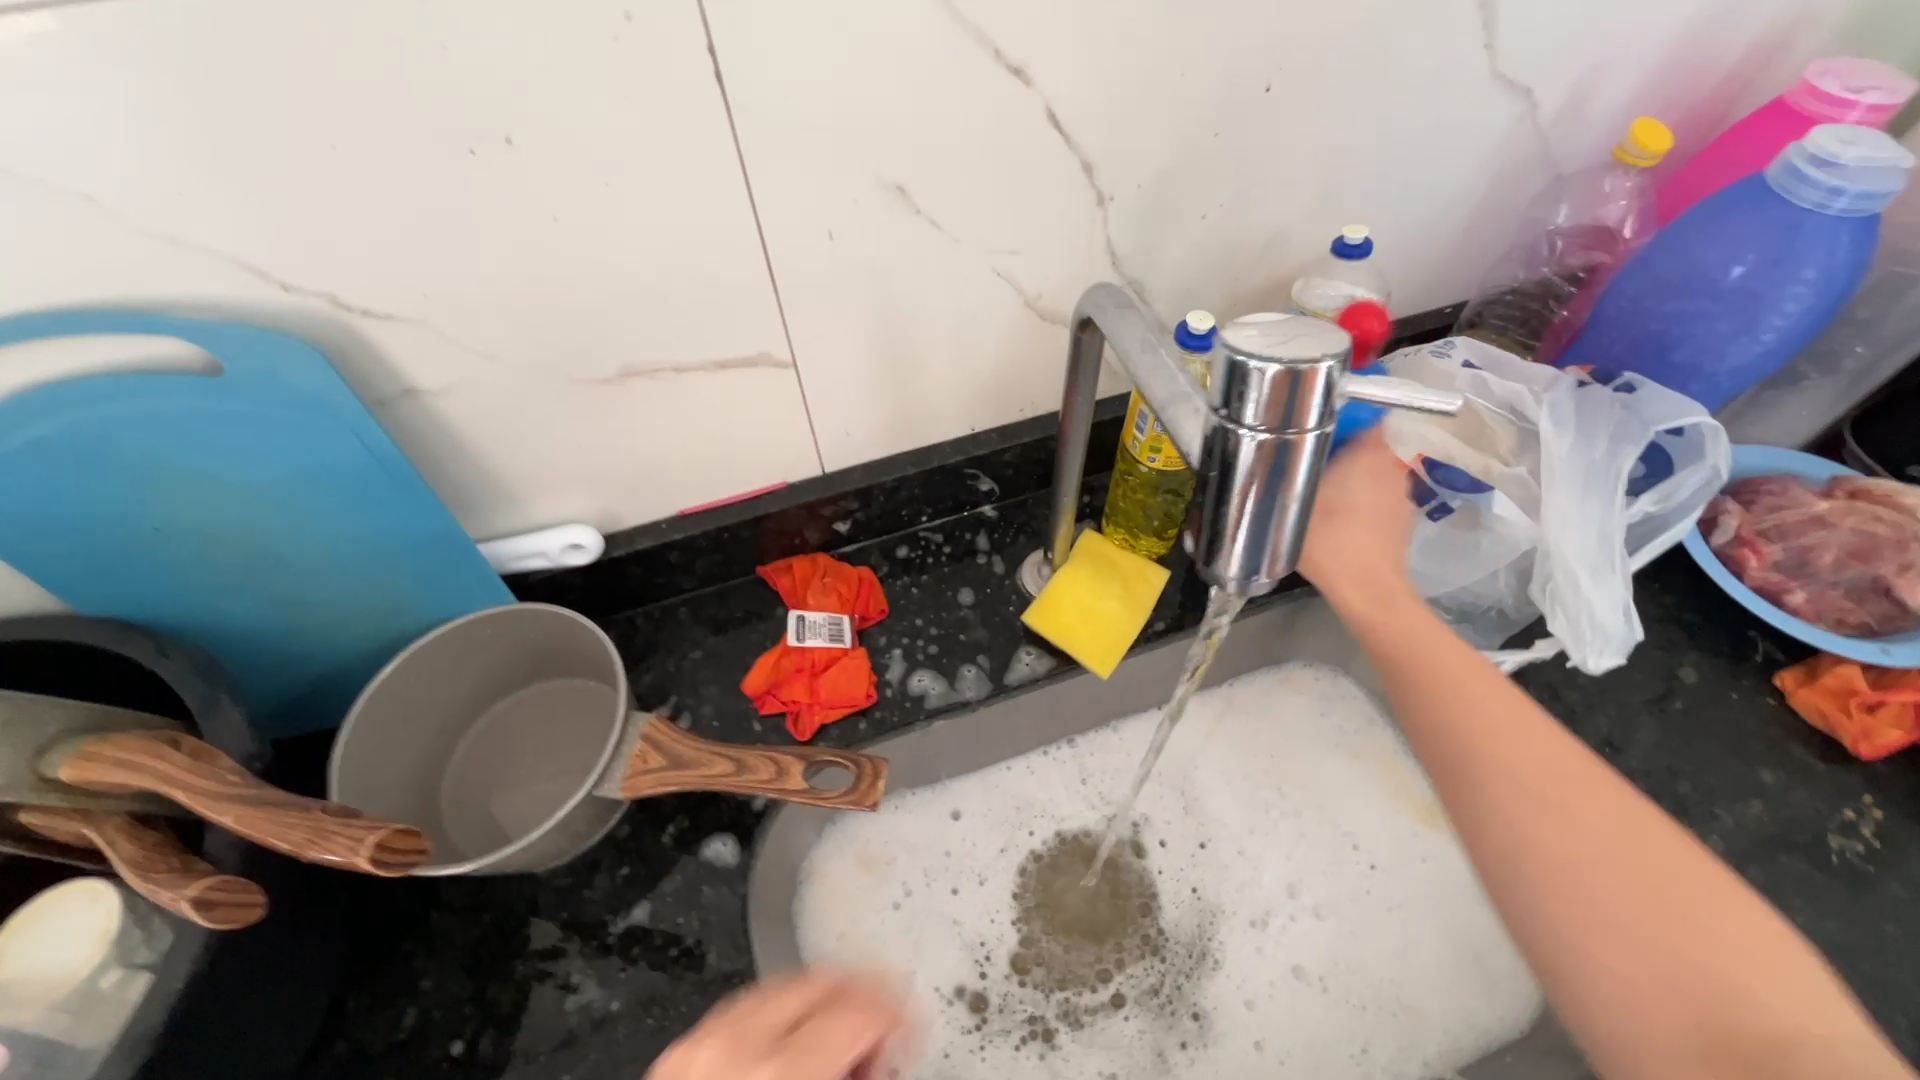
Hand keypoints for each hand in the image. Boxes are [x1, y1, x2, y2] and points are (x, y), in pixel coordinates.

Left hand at [647, 973, 913, 1079]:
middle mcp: (735, 1045)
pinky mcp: (676, 1054)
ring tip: (842, 1030)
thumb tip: (882, 1059)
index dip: (897, 1011)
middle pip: (822, 982)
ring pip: (780, 985)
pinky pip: (741, 1006)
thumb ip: (859, 1074)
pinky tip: (791, 1035)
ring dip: (822, 996)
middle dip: (862, 993)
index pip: (859, 1009)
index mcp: (779, 1070)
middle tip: (884, 1022)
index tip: (910, 1022)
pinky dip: (777, 1010)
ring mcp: (699, 1044)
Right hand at [1296, 429, 1416, 606]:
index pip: (1360, 415)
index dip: (1335, 419)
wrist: (1367, 588)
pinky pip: (1377, 495)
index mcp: (1368, 452)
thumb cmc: (1329, 539)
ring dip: (1351, 477)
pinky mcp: (1403, 517)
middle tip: (1307, 465)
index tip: (1310, 432)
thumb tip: (1279, 452)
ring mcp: (1401, 492)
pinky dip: (1362, 500)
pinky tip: (1341, 520)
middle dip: (1340, 451)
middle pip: (1364, 444)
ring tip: (1322, 494)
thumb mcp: (1294, 501)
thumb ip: (1288, 471)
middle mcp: (1391, 465)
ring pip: (1371, 471)